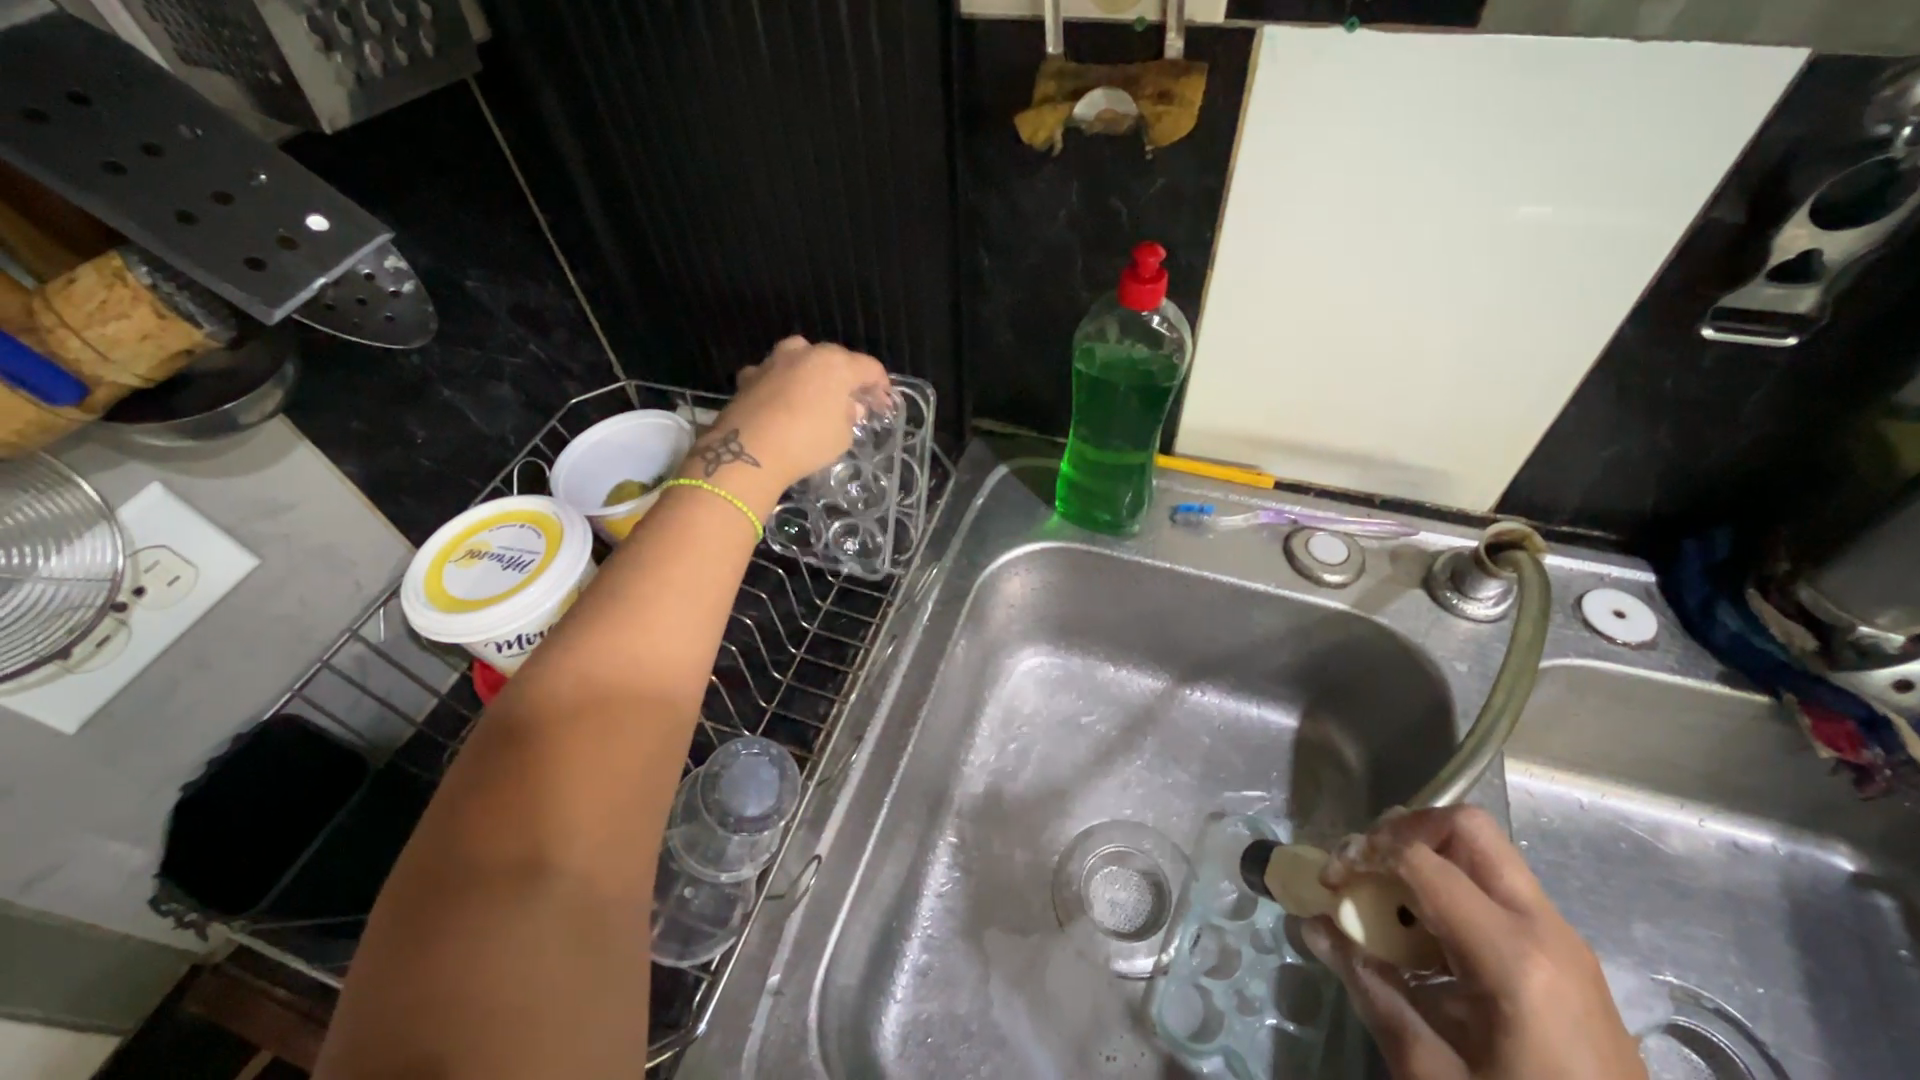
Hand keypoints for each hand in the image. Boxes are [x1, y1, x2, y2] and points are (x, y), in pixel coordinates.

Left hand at [684, 337, 887, 497]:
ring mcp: (774, 361)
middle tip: (852, 400)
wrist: (750, 450)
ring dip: (810, 372)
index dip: (880, 385)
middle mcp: (805, 353)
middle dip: (846, 377)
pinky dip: (780, 383)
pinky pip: (772, 374)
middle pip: (834, 358)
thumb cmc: (807, 441)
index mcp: (836, 364)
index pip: (869, 367)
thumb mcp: (842, 436)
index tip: (883, 403)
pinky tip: (781, 400)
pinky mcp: (749, 376)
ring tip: (814, 393)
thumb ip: (849, 416)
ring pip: (800, 356)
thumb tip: (849, 407)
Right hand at [1303, 807, 1645, 1079]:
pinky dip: (1456, 890)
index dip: (1362, 855)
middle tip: (1365, 867)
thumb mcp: (1431, 1071)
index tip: (1330, 883)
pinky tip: (1429, 940)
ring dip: (1430, 858)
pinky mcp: (1569, 957)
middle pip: (1468, 827)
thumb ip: (1371, 989)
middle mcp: (1545, 927)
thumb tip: (1314, 927)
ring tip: (1390, 901)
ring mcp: (1564, 939)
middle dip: (1404, 832)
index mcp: (1512, 955)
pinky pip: (1504, 892)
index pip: (1422, 859)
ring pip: (1489, 853)